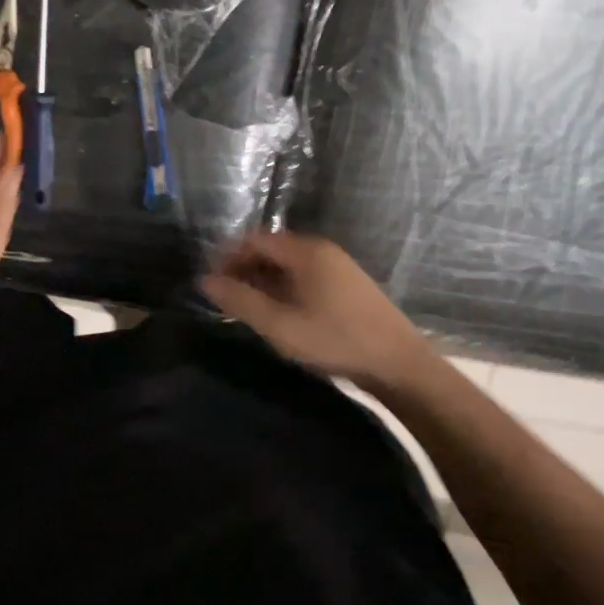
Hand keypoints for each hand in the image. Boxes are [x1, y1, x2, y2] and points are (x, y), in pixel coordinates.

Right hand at [201, 232, 431, 390]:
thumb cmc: (336, 341)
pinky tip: (278, 314)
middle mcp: (322, 251)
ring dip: (262, 281)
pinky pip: (303, 277)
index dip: (227, 256)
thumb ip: (240, 301)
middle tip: (223, 297)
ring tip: (246, 308)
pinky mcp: (347, 286)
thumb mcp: (280, 325)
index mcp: (306, 252)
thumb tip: (204, 281)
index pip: (254, 239)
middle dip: (243, 268)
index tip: (210, 281)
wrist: (399, 365)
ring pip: (287, 265)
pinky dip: (282, 288)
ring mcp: (338, 268)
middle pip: (271, 249)